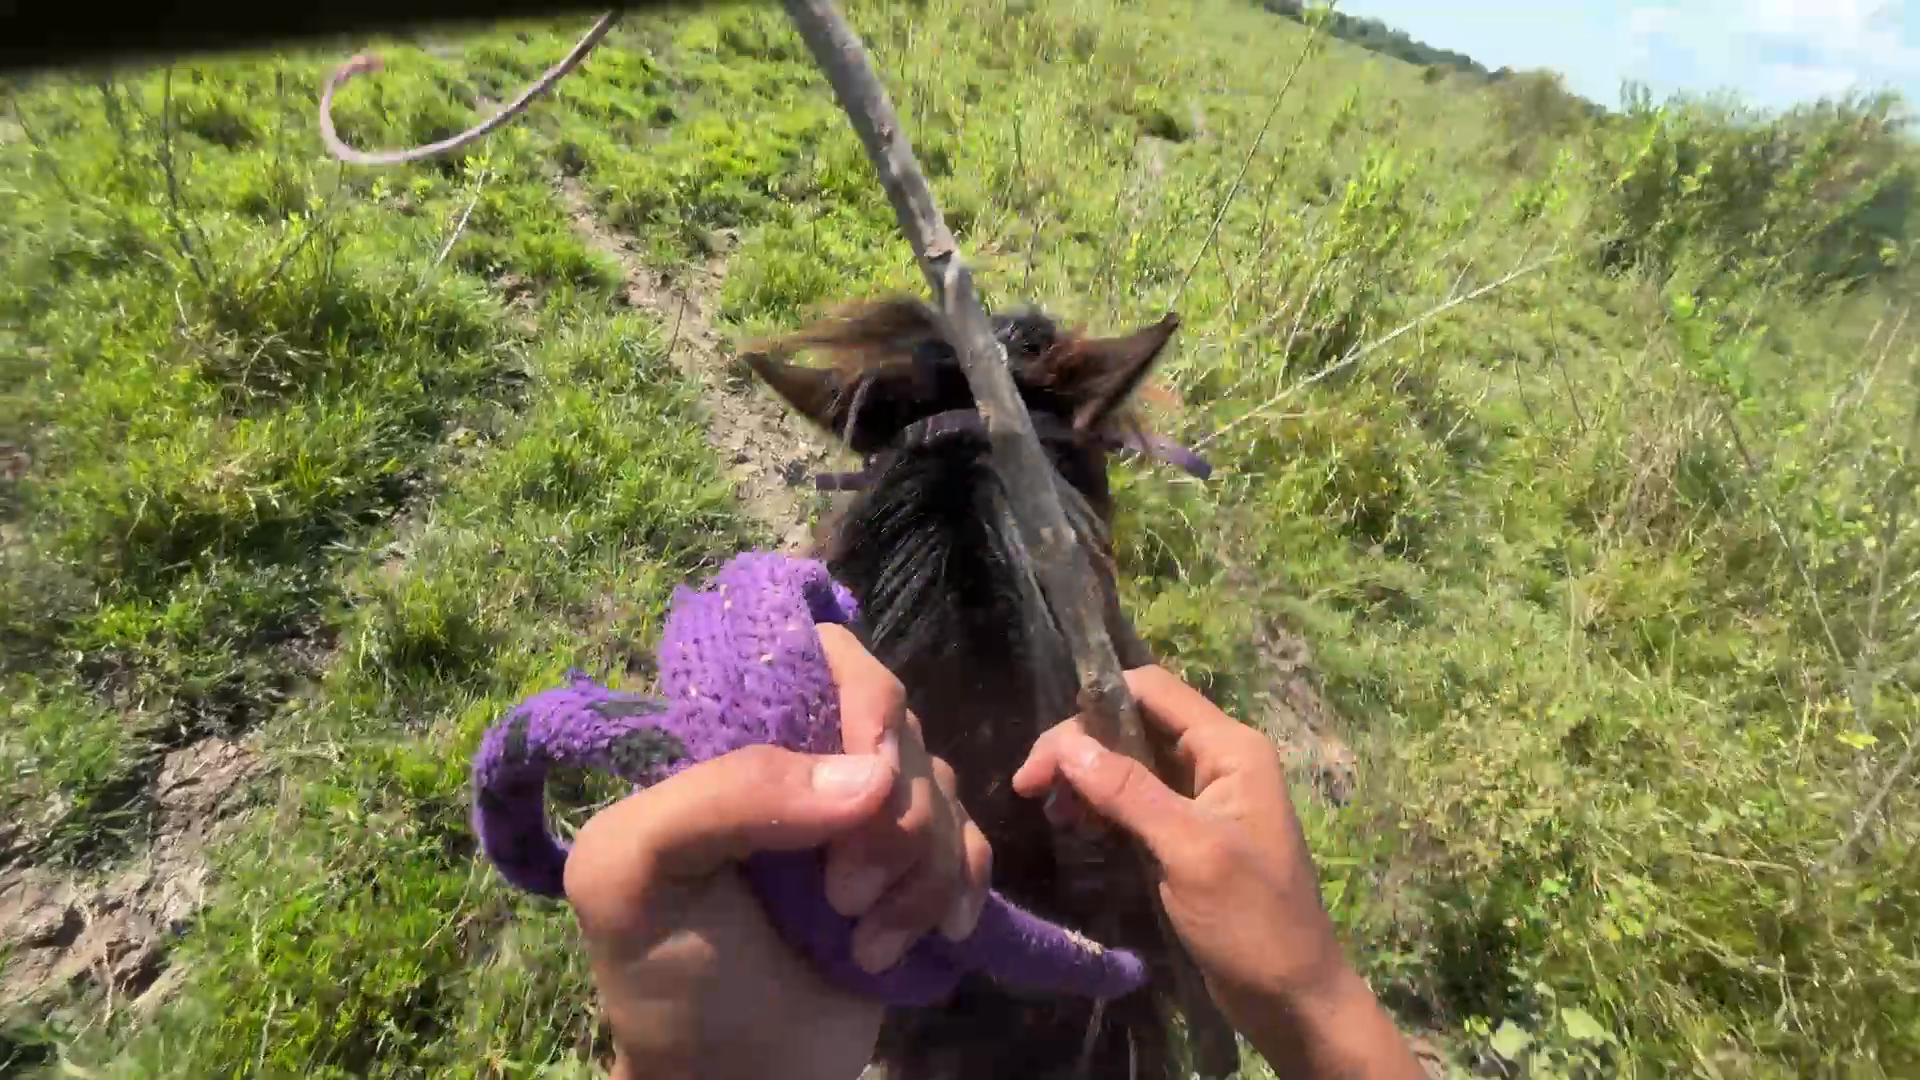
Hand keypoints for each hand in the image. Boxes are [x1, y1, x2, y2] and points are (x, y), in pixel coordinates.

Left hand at [564, 625, 989, 1079]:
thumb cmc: (669, 971)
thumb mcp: (636, 873)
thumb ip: (726, 797)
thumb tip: (874, 776)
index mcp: (743, 735)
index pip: (821, 655)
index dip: (863, 696)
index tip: (875, 772)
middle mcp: (814, 754)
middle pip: (897, 726)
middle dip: (891, 818)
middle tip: (844, 897)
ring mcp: (870, 808)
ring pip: (941, 784)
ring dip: (921, 870)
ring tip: (869, 942)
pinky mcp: (917, 860)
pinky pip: (971, 836)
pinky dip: (961, 884)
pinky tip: (937, 934)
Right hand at [1012, 665, 1424, 1079]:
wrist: (1294, 1003)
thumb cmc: (1251, 921)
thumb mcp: (1188, 850)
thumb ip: (1128, 791)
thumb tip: (1066, 744)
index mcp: (1228, 746)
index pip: (1152, 690)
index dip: (1096, 700)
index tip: (1050, 745)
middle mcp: (1214, 756)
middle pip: (1132, 722)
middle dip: (1079, 745)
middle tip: (1030, 782)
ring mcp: (1200, 791)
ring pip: (1127, 757)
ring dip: (1085, 774)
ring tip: (1048, 806)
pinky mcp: (1185, 824)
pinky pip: (1133, 793)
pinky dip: (1100, 801)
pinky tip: (1075, 822)